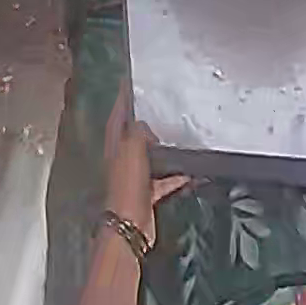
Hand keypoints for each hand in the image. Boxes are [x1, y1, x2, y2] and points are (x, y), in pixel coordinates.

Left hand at [102, 83, 189, 238]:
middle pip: (133, 133)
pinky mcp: (147, 193)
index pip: (118, 113)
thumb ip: (138, 131)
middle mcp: (122, 156)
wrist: (129, 224)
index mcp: (115, 142)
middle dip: (144, 121)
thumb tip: (147, 128)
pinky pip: (164, 180)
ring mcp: (134, 175)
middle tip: (161, 107)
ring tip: (178, 136)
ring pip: (149, 155)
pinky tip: (190, 172)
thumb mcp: (132, 147)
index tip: (130, 81)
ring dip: (161, 149)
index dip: (123, 98)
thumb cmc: (127, 182)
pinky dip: (175, 176)